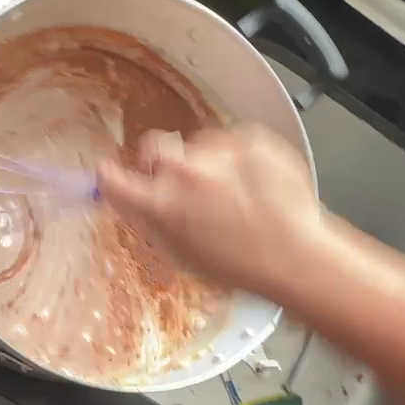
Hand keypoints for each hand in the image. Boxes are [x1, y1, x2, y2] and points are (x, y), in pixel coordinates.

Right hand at [95, 123, 328, 296]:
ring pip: (196, 146)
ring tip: (228, 193)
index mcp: (161, 204)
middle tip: (175, 184)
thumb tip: (128, 199)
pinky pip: (231, 141)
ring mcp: (220, 152)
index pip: (113, 178)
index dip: (109, 176)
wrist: (295, 256)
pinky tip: (249, 185)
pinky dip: (235, 159)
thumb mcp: (179, 253)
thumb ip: (149, 220)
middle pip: (153, 148)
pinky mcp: (252, 139)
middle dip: (158, 163)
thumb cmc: (238, 265)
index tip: (109, 174)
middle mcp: (185, 172)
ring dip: (202, 163)